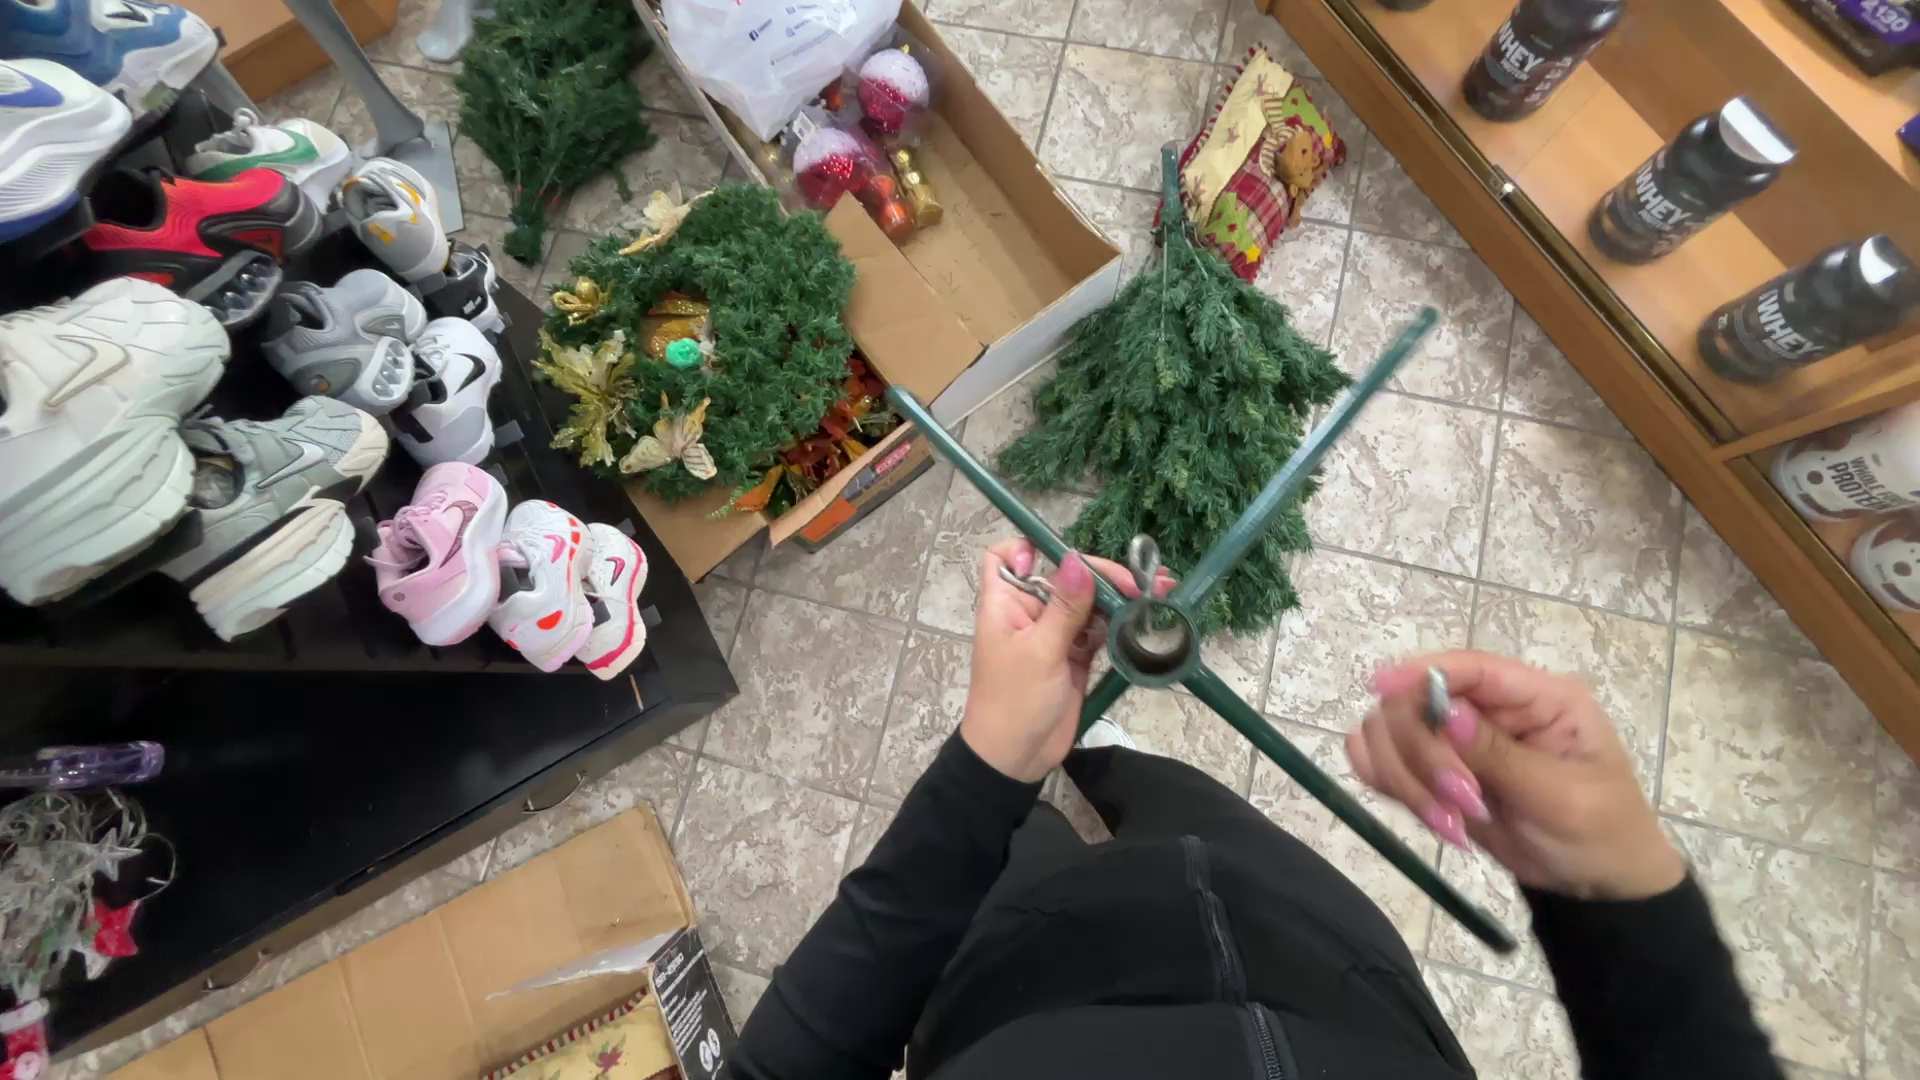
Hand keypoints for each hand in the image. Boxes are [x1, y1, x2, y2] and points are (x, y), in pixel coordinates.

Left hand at [960, 538, 1170, 782]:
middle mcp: (1029, 611)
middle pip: (1065, 576)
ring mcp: (1053, 633)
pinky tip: (1147, 617)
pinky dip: (1121, 623)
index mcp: (1006, 602)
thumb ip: (1064, 607)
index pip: (1006, 557)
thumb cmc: (1014, 701)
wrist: (1015, 758)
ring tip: (1159, 592)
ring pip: (1087, 602)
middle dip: (1102, 575)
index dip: (1029, 548)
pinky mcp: (1074, 654)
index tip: (1067, 556)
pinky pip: (1099, 629)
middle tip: (1142, 583)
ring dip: (1120, 597)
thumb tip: (1078, 559)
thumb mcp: (1039, 651)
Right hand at [1348, 651, 1685, 899]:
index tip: (1381, 690)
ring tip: (1450, 823)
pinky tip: (1428, 815)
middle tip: (1455, 801)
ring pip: (1386, 731)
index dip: (1419, 672)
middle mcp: (1484, 706)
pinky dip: (1387, 782)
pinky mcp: (1424, 764)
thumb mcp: (1562, 796)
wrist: (1593, 884)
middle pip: (1412, 700)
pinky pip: (1378, 757)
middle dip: (1421, 753)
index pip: (1466, 668)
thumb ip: (1500, 754)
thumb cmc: (1601, 834)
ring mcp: (1450, 734)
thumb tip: (1445, 712)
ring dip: (1406, 778)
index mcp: (1533, 698)